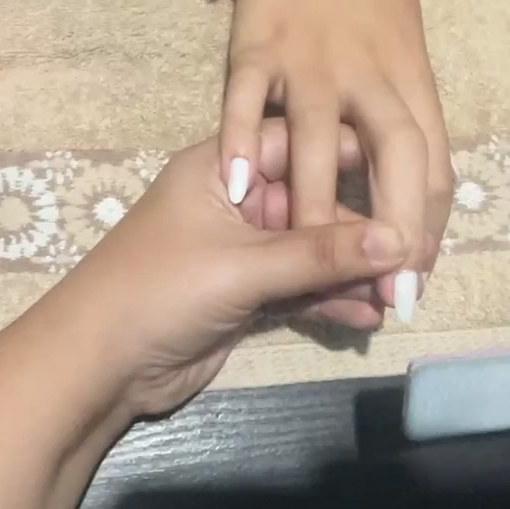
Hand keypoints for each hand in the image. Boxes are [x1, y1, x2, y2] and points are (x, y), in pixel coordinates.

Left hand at [42, 121, 409, 419]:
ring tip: (397, 297)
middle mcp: (235, 200)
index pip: (298, 143)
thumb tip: (398, 240)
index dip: (351, 158)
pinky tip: (365, 317)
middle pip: (313, 203)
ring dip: (350, 273)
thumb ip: (320, 254)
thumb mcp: (242, 266)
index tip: (404, 178)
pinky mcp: (245, 294)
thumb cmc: (160, 290)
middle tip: (409, 263)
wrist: (100, 365)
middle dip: (360, 234)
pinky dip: (328, 301)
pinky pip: (299, 288)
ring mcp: (241, 250)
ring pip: (310, 252)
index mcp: (221, 166)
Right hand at [223, 0, 451, 323]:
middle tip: (389, 302)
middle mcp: (369, 76)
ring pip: (319, 142)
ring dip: (316, 209)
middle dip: (394, 237)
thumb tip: (415, 188)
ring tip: (309, 267)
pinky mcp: (259, 45)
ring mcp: (311, 61)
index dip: (428, 231)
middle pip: (393, 163)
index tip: (416, 282)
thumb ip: (409, 115)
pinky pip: (249, 101)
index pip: (432, 168)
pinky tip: (238, 189)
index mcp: (411, 80)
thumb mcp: (408, 48)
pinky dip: (244, 144)